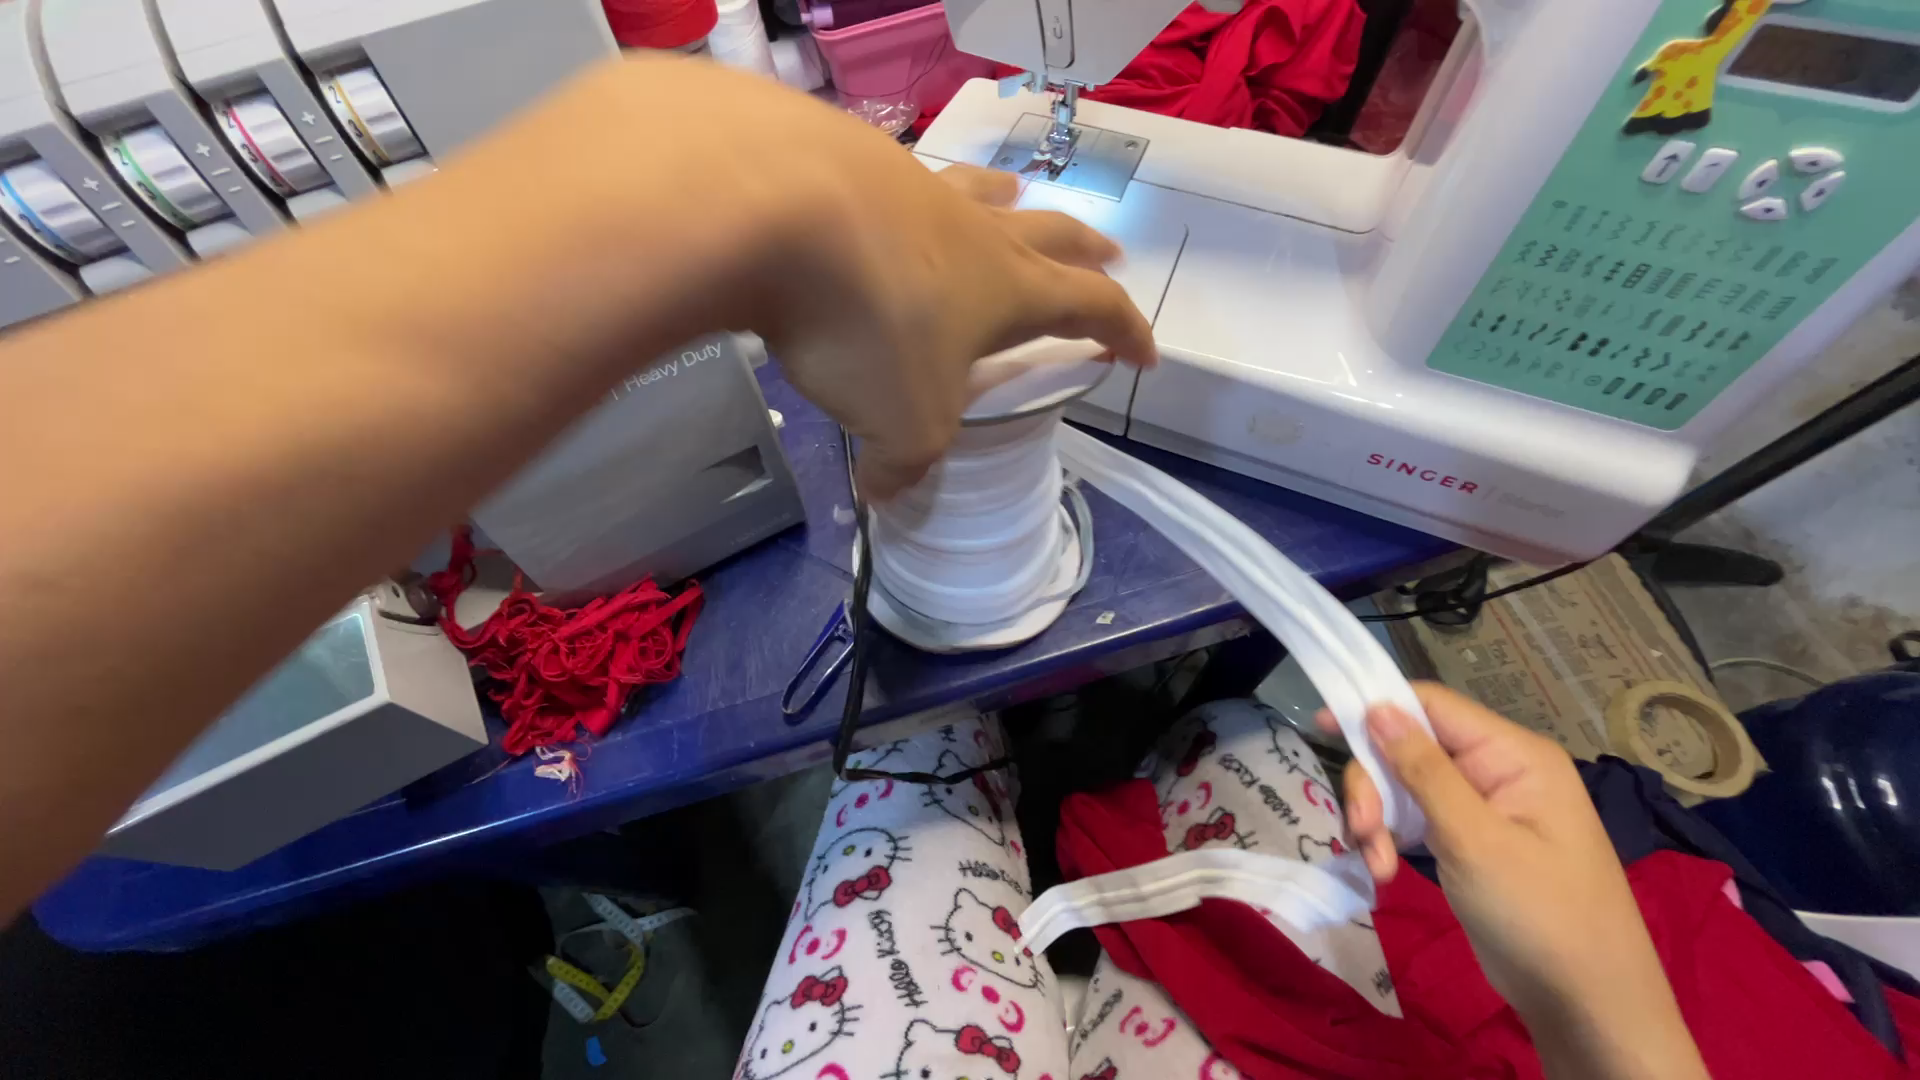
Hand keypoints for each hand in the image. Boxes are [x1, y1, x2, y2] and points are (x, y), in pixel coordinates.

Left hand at [767, 160, 1155, 498]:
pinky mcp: (856, 168)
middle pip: (1055, 234)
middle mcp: (978, 232)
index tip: (1144, 356)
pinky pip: (909, 179)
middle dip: (1088, 252)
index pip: (1095, 306)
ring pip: (984, 192)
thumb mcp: (905, 424)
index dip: (1128, 331)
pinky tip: (899, 195)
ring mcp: (918, 191)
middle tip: (1110, 255)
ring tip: (1018, 198)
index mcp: (1013, 291)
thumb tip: (883, 495)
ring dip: (1011, 202)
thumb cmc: (873, 327)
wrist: (777, 213)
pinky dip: (924, 191)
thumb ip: (903, 468)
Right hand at [1323, 683, 1708, 1078]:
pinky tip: (1384, 870)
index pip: (1431, 705)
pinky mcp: (1465, 838)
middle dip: (1375, 786)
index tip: (1322, 725)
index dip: (1375, 708)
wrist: (1587, 1007)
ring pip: (1402, 785)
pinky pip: (1412, 817)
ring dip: (1378, 819)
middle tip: (1361, 829)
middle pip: (1407, 748)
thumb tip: (1377, 707)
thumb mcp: (1474, 838)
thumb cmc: (1540, 914)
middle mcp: (1495, 770)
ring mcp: (1479, 806)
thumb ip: (1422, 768)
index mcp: (1512, 755)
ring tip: (1376, 861)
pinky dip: (1391, 839)